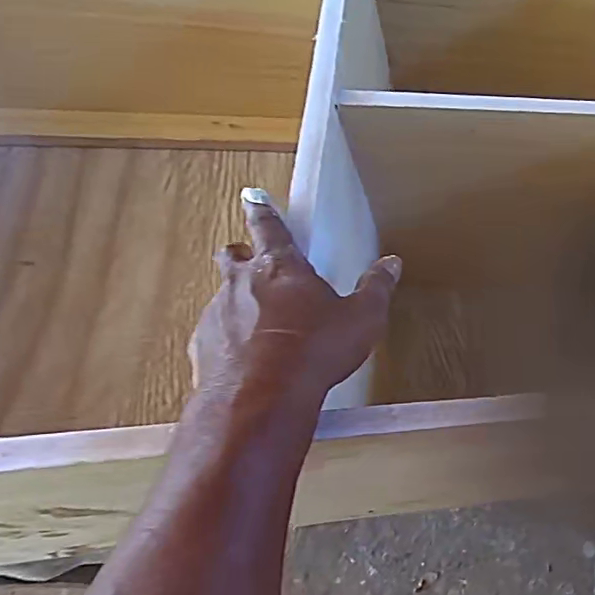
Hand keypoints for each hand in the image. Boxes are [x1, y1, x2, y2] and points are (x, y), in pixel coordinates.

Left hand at [188, 188, 401, 401]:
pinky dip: (228, 341)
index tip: (252, 197)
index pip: (270, 227)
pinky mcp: (203, 347)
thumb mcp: (362, 318)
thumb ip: (376, 288)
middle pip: (233, 256)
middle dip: (240, 253)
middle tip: (247, 257)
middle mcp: (243, 283)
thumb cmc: (314, 350)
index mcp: (281, 267)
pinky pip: (214, 335)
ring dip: (237, 303)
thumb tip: (390, 265)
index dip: (262, 210)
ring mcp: (217, 314)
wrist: (263, 398)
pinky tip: (246, 361)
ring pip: (223, 297)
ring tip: (258, 325)